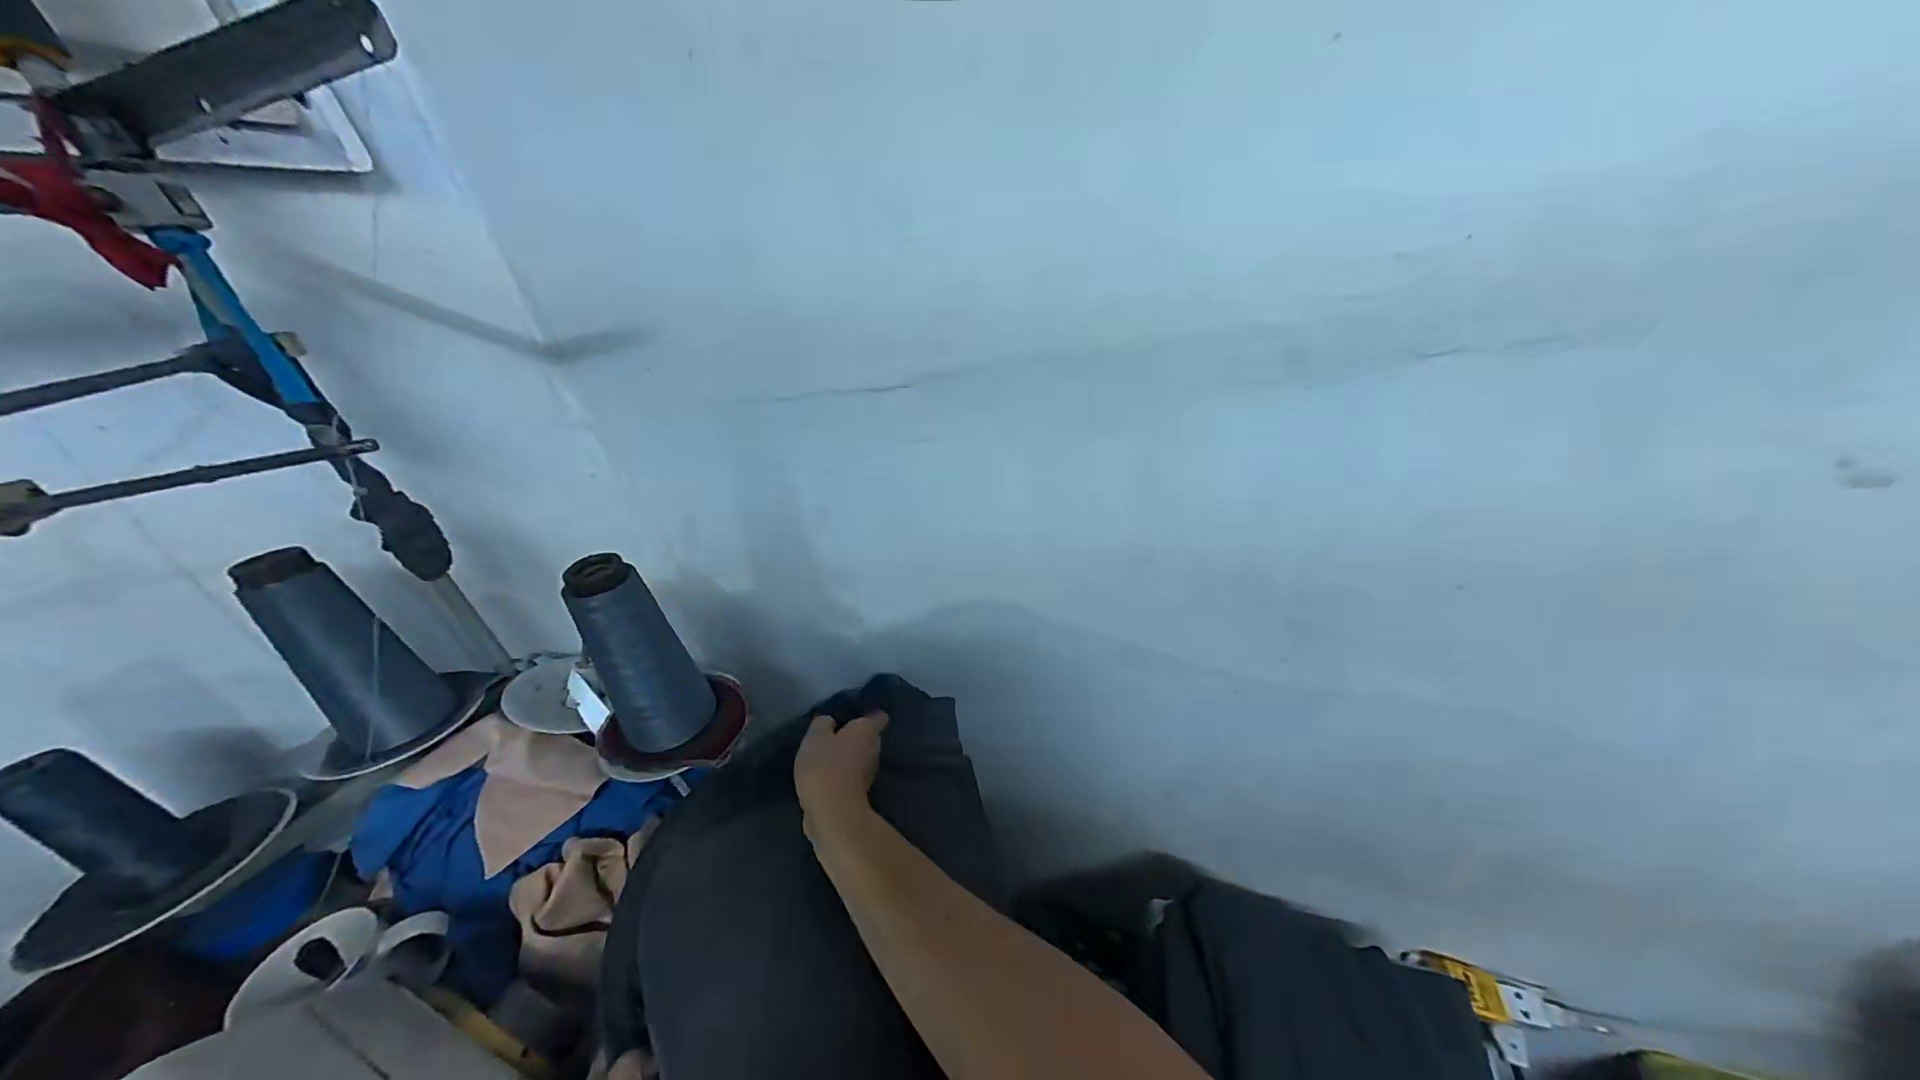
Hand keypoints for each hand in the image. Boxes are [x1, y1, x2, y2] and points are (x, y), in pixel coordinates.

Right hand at [795, 711, 888, 827]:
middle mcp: (874, 749)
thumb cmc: (825, 766)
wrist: (832, 812)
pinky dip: (842, 773)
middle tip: (832, 733)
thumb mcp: (815, 738)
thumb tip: (830, 722)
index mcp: (867, 731)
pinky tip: (824, 775)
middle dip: (854, 735)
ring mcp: (869, 773)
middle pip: (868, 737)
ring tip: (825, 755)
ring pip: (860, 757)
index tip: (853, 713)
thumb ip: (822, 724)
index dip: (868, 713)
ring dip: (847, 756)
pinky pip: (851, 775)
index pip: (878, 716)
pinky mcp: (859, 792)